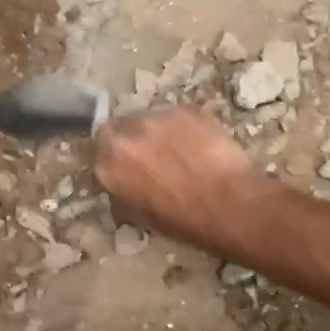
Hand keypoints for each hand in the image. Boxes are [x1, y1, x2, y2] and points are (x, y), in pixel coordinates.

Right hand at [96, 109, 263, 248]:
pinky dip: (184, 127)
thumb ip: (122, 189)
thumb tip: (123, 181)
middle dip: (132, 137)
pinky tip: (199, 144)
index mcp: (109, 167)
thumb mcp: (139, 215)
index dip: (116, 155)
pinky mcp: (184, 110)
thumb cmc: (183, 220)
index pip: (101, 150)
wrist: (228, 204)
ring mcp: (155, 119)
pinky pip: (177, 116)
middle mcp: (124, 137)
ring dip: (157, 130)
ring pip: (149, 118)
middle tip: (152, 153)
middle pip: (120, 126)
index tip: (128, 162)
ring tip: (179, 148)